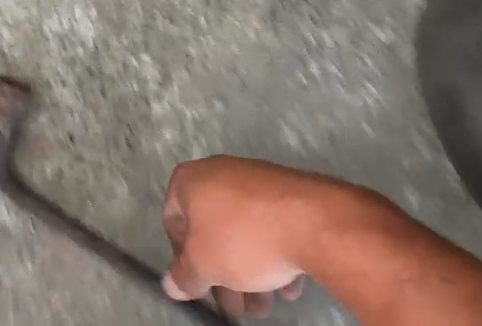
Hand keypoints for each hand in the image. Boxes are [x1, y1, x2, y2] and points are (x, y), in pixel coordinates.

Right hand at [162, 156, 387, 317]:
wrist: (311, 221)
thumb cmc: (243, 238)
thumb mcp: (205, 265)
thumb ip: (185, 276)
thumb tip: (170, 284)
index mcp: (188, 181)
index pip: (173, 224)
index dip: (184, 261)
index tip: (202, 288)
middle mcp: (216, 173)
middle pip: (212, 231)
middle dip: (224, 275)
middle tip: (237, 308)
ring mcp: (253, 180)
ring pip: (243, 231)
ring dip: (250, 271)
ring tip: (265, 306)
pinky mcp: (285, 192)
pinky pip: (270, 225)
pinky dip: (274, 254)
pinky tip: (289, 286)